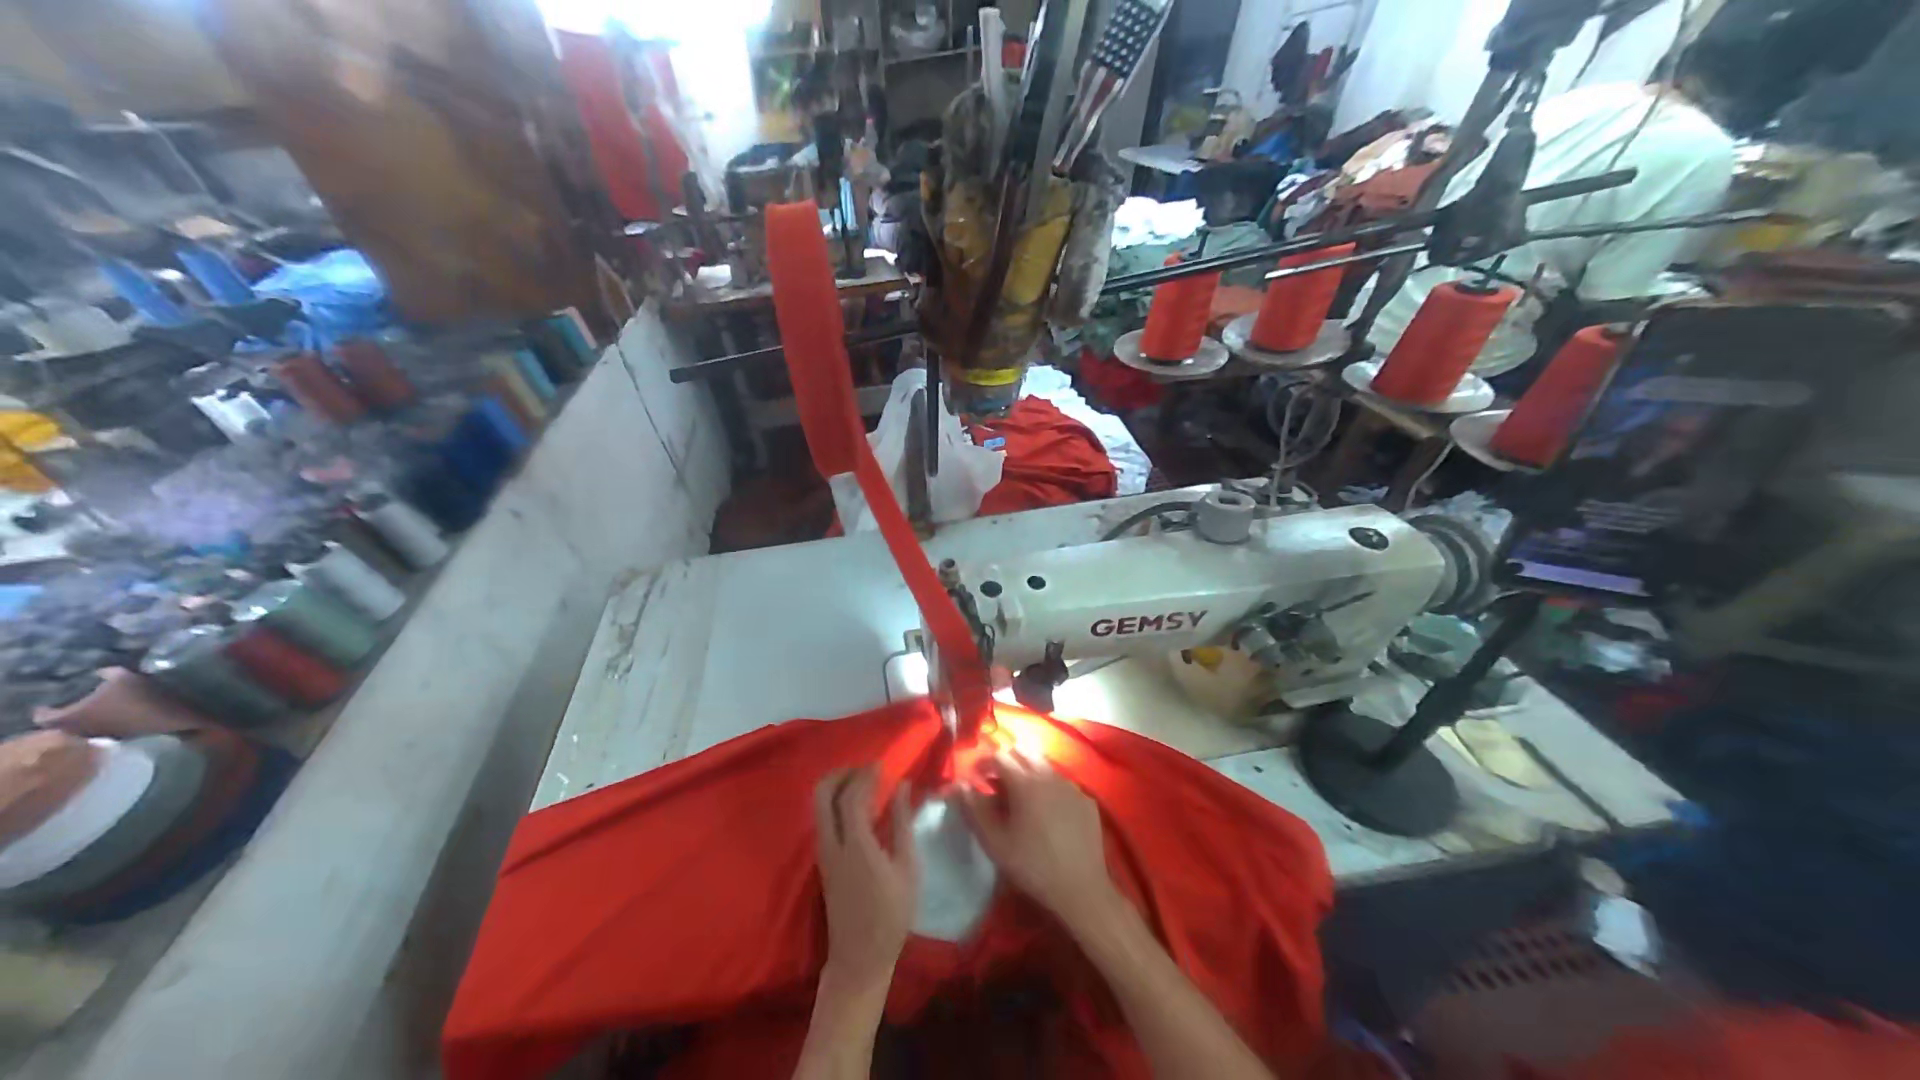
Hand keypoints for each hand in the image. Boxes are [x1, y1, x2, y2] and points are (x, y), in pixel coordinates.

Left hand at [813, 765, 917, 987]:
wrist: (859, 957)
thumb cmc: (892, 915)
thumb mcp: (907, 868)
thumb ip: (902, 823)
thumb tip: (901, 786)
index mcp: (856, 845)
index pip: (853, 795)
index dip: (867, 774)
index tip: (883, 763)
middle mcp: (831, 843)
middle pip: (822, 793)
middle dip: (842, 773)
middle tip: (867, 769)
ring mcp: (822, 852)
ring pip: (819, 804)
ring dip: (838, 786)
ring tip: (866, 783)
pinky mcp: (822, 860)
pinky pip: (824, 818)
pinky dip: (837, 802)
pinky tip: (859, 806)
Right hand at [961, 750, 1121, 927]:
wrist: (1081, 889)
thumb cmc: (1032, 866)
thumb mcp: (995, 843)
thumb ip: (974, 810)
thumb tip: (959, 785)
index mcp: (1025, 782)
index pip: (999, 756)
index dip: (984, 763)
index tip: (976, 778)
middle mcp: (1050, 776)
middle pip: (1024, 752)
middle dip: (1007, 760)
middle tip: (997, 782)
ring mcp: (1072, 786)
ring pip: (1045, 766)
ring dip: (1029, 772)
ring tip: (1021, 798)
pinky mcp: (1086, 800)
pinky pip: (1063, 784)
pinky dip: (1049, 788)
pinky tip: (1048, 812)